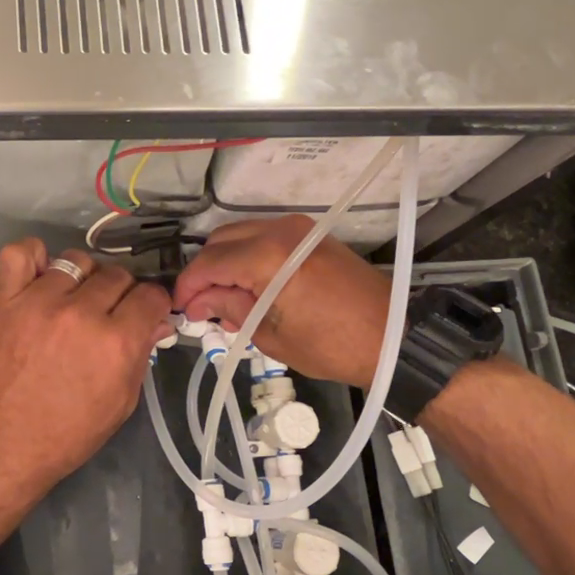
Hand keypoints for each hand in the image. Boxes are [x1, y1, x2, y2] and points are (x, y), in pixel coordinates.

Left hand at [0, 240, 173, 483]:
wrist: (9, 443)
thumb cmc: (72, 431)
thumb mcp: (123, 400)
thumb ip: (142, 353)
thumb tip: (157, 321)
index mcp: (116, 341)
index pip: (150, 295)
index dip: (152, 306)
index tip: (145, 316)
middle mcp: (81, 313)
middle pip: (116, 275)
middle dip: (121, 295)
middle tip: (108, 317)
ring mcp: (40, 302)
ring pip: (77, 261)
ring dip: (83, 280)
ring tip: (75, 302)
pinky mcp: (7, 301)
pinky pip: (21, 254)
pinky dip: (34, 258)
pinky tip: (41, 278)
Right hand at [172, 215, 391, 387]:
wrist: (393, 336)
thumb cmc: (331, 345)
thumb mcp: (272, 335)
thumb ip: (232, 309)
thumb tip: (202, 302)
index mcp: (268, 257)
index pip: (209, 263)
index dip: (188, 286)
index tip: (180, 308)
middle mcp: (280, 232)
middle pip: (220, 241)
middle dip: (204, 272)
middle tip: (199, 306)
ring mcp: (298, 228)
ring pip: (241, 235)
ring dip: (224, 261)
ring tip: (222, 298)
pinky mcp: (310, 234)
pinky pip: (264, 237)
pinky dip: (247, 256)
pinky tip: (247, 285)